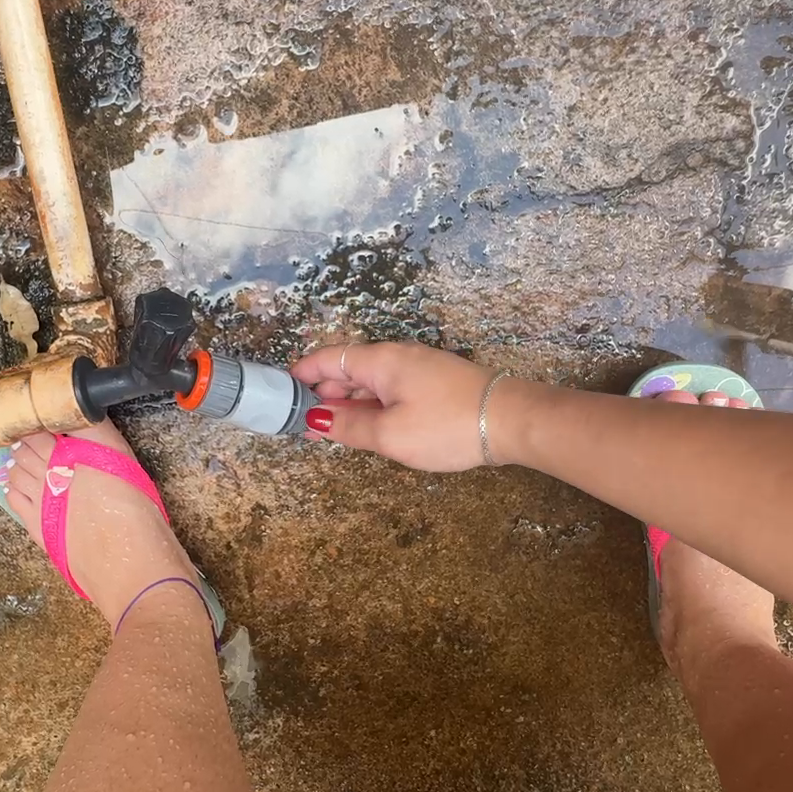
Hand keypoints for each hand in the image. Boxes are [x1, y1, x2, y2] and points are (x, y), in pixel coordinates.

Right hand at [289, 342, 501, 471]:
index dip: (302, 373)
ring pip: (371, 382)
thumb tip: (315, 420)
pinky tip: (369, 425)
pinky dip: (372, 405)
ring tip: (330, 428)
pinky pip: (391, 389)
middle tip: (303, 421)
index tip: (282, 392)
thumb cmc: (447, 426)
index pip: (328, 358)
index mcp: (380, 361)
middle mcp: (397, 357)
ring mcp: (418, 368)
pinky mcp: (435, 383)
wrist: (510, 421)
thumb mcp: (390, 435)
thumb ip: (349, 427)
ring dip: (348, 402)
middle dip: (323, 393)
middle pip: (348, 369)